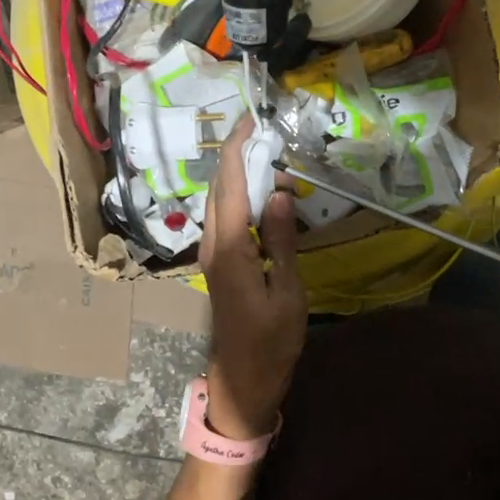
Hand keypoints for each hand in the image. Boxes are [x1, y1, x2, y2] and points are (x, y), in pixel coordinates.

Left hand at [199, 117, 305, 439]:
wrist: (242, 381)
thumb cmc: (270, 342)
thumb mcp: (288, 292)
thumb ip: (282, 240)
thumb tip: (282, 192)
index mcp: (230, 247)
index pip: (231, 185)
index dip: (239, 149)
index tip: (251, 119)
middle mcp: (213, 244)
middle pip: (220, 188)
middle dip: (238, 155)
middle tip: (266, 133)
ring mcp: (212, 255)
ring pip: (220, 202)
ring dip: (240, 177)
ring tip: (271, 163)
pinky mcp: (218, 265)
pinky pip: (225, 219)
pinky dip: (241, 199)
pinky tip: (263, 199)